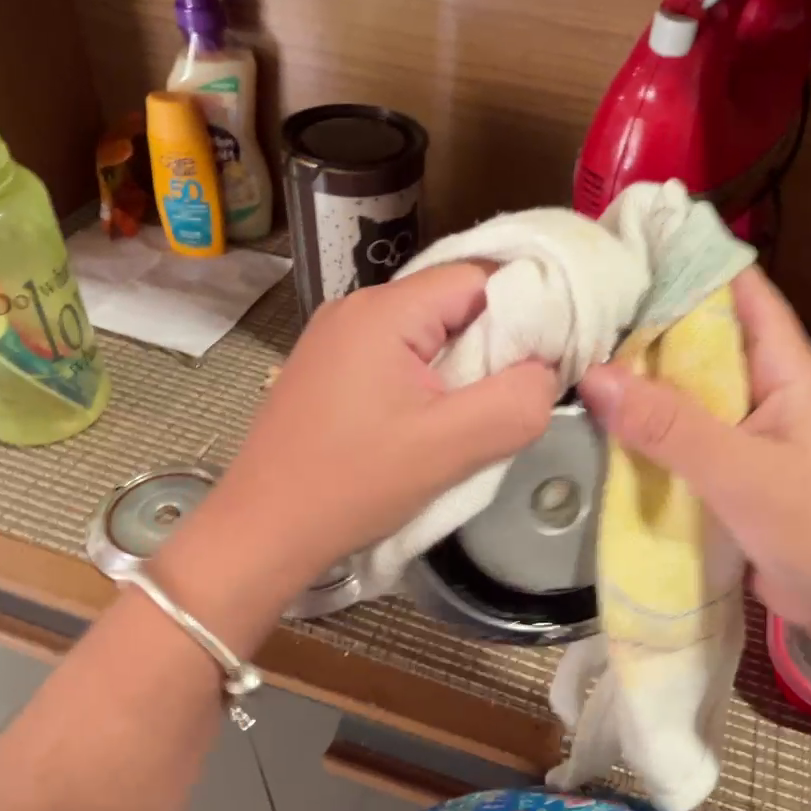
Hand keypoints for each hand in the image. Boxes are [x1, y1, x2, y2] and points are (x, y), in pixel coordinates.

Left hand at [171, 264, 559, 607]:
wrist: (261, 532)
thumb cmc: (352, 486)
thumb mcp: (451, 448)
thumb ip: (516, 402)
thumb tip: (548, 372)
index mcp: (384, 310)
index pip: (481, 278)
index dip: (527, 312)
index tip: (549, 359)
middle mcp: (356, 306)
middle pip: (453, 302)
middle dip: (494, 345)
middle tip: (512, 395)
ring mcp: (336, 337)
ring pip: (427, 333)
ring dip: (460, 368)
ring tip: (471, 416)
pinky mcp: (328, 368)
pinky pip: (397, 356)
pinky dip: (427, 381)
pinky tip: (427, 423)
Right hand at [577, 267, 810, 632]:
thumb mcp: (741, 470)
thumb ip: (669, 424)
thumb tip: (591, 375)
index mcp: (784, 367)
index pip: (737, 289)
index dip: (688, 261)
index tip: (622, 245)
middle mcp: (762, 390)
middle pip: (699, 340)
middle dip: (644, 323)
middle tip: (574, 305)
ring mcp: (744, 434)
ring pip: (684, 393)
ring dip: (639, 382)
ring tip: (570, 356)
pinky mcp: (728, 476)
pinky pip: (679, 440)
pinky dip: (644, 432)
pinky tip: (597, 427)